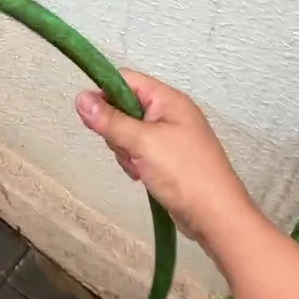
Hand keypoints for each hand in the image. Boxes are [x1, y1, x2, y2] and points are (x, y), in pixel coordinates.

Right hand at [76, 70, 256, 241]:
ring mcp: (170, 136)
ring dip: (125, 150)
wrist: (218, 218)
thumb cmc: (184, 174)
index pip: (126, 80)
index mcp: (168, 99)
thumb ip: (110, 120)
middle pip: (124, 106)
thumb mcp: (142, 143)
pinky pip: (139, 150)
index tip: (92, 116)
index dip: (104, 92)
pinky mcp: (168, 157)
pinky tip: (142, 176)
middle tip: (127, 149)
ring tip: (139, 167)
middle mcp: (170, 113)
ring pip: (128, 131)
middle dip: (116, 129)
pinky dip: (134, 161)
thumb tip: (80, 98)